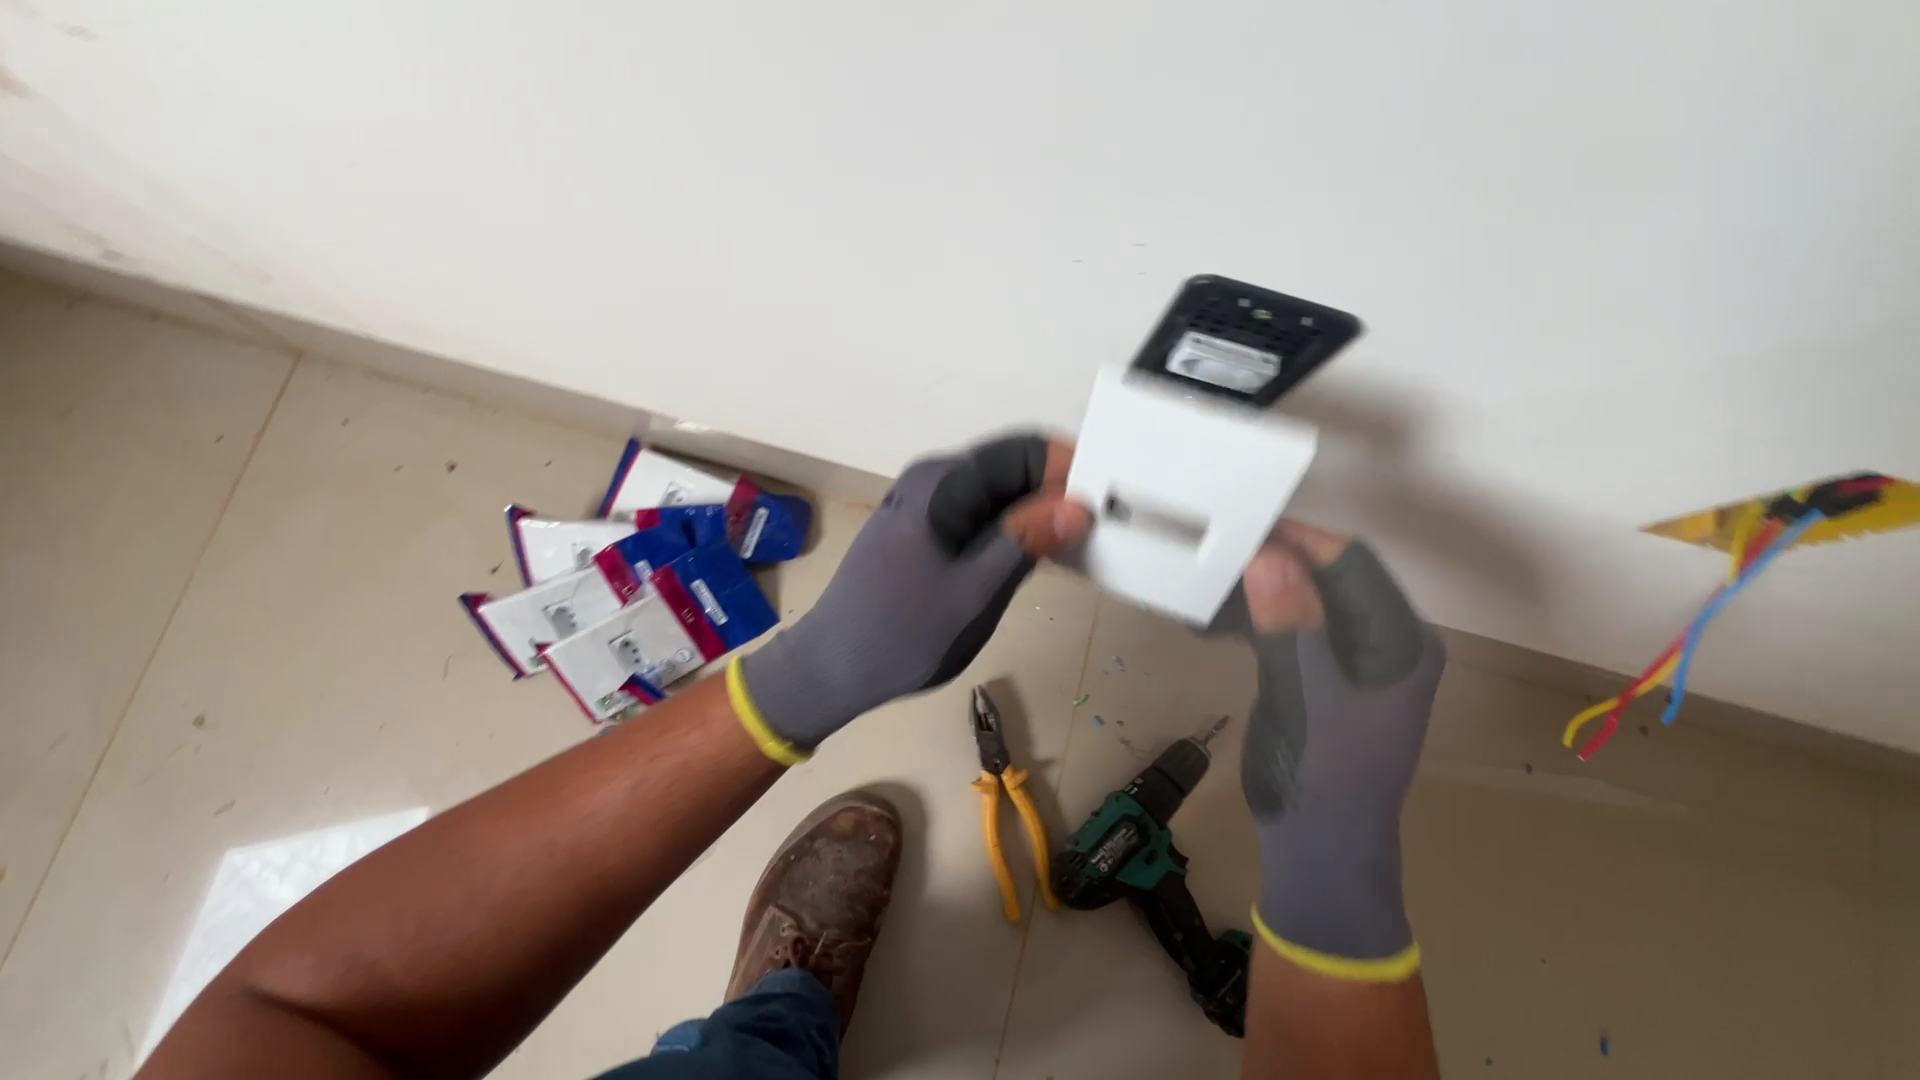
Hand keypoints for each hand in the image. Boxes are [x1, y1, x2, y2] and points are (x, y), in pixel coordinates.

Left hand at [734, 433, 1091, 754]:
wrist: (832, 667)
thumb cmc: (903, 633)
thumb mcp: (975, 592)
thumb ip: (1026, 541)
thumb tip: (1078, 505)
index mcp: (942, 482)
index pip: (1023, 451)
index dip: (1070, 468)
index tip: (1110, 498)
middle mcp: (931, 480)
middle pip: (1010, 468)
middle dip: (1056, 491)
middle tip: (1100, 527)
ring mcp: (923, 505)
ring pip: (996, 494)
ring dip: (1034, 514)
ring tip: (1074, 545)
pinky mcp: (921, 529)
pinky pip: (976, 515)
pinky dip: (1008, 530)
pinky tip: (1031, 556)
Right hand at [1222, 522, 1444, 979]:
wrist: (1318, 847)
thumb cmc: (1329, 776)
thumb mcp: (1311, 697)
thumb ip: (1294, 626)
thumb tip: (1270, 555)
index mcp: (1399, 641)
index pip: (1355, 567)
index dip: (1305, 542)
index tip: (1248, 526)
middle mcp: (1377, 640)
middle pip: (1323, 579)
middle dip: (1271, 566)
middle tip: (1214, 554)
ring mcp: (1342, 658)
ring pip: (1297, 602)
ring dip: (1253, 593)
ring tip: (1204, 584)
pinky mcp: (1312, 674)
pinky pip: (1281, 630)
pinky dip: (1248, 622)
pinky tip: (1209, 621)